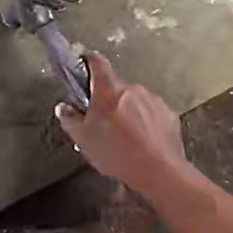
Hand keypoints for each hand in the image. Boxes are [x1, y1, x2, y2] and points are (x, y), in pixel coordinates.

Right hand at [56, 53, 186, 190]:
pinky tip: (141, 144)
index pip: (97, 63)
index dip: (88, 61)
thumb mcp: (83, 139)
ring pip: (135, 102)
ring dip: (128, 113)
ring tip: (123, 139)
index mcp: (109, 90)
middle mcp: (133, 89)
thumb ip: (70, 120)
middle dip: (108, 101)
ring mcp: (153, 101)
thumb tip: (64, 109)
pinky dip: (145, 124)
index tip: (84, 63)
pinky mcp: (169, 116)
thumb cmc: (117, 153)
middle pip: (116, 88)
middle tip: (101, 122)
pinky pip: (152, 114)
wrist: (157, 171)